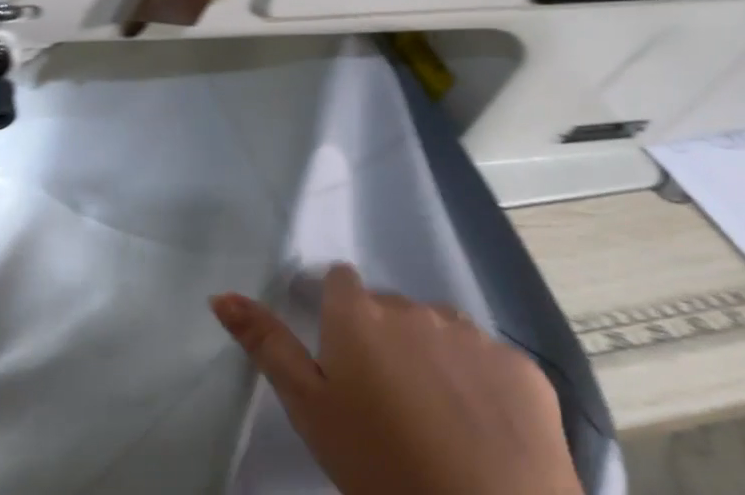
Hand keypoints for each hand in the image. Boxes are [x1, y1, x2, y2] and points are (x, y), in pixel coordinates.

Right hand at [212, 264, 582, 494]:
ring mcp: (474, 336)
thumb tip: (221, 294)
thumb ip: (266, 344)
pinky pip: (489, 361)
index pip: (340, 281)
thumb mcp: (308, 408)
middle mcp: (414, 309)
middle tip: (382, 400)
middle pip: (390, 308)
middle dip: (384, 338)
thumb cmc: (379, 464)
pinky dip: (480, 382)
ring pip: (440, 330)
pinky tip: (479, 429)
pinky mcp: (524, 369)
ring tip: (432, 416)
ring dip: (431, 355)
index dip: (337, 311)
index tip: (340, 353)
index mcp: (358, 315)